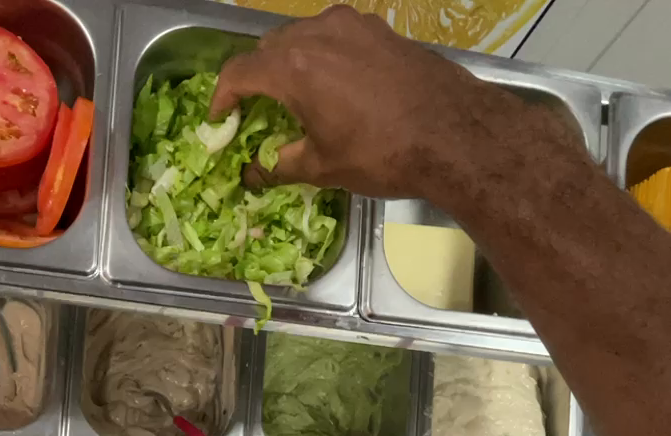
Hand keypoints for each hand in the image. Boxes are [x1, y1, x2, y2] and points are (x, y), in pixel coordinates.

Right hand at [209, 6, 576, 204]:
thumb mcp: (320, 167)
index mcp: (295, 68)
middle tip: (251, 112)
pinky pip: (332, 36)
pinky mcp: (378, 30)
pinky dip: (317, 57)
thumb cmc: (379, 154)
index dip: (221, 96)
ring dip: (285, 64)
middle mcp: (319, 34)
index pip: (239, 71)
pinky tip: (327, 86)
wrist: (452, 133)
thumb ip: (277, 164)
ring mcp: (352, 26)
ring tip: (288, 98)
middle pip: (268, 48)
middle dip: (253, 78)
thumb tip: (252, 173)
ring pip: (300, 36)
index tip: (218, 119)